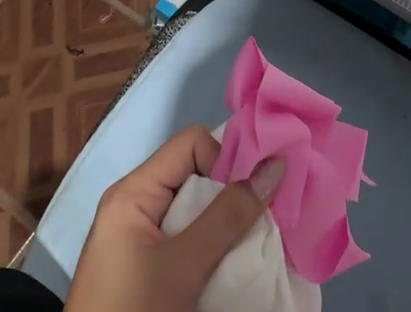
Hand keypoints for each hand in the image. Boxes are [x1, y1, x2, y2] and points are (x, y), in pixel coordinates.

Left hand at [65, 125, 286, 311]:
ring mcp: (141, 238)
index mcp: (133, 192)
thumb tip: (277, 164)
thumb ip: (230, 215)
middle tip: (265, 220)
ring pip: (198, 209)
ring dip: (228, 224)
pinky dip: (215, 246)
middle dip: (233, 194)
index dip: (226, 161)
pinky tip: (235, 263)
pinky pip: (190, 237)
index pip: (192, 144)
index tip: (252, 196)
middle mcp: (136, 205)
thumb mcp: (185, 266)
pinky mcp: (148, 266)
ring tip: (256, 243)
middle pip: (197, 174)